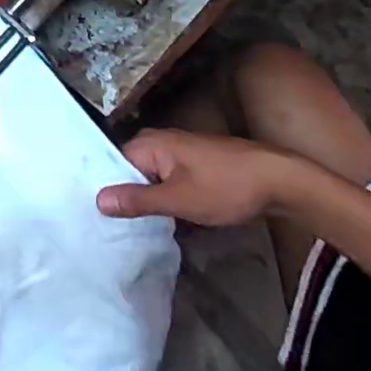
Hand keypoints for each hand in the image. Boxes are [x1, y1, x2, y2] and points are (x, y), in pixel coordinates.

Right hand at [96, 128, 306, 224]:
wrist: (277, 180)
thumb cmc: (225, 187)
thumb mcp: (179, 200)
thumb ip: (138, 200)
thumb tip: (98, 199)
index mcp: (151, 143)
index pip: (113, 164)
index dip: (104, 188)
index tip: (93, 215)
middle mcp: (160, 141)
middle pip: (130, 170)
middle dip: (123, 196)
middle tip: (108, 227)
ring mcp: (178, 152)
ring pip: (149, 177)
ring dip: (144, 200)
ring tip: (128, 229)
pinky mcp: (193, 165)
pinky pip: (165, 180)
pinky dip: (162, 198)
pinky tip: (159, 221)